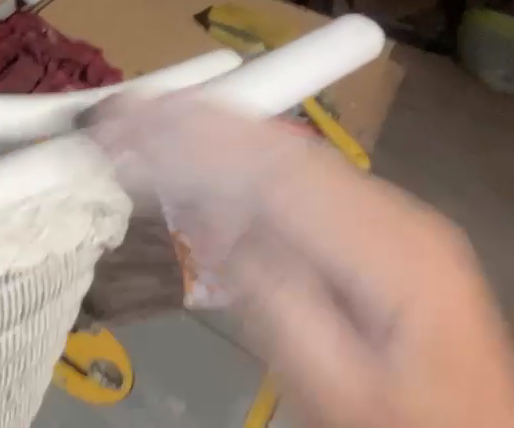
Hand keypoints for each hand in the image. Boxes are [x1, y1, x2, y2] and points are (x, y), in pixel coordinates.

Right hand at [89, 95, 513, 427]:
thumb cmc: (394, 424)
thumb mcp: (329, 380)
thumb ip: (273, 295)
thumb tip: (217, 220)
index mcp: (394, 254)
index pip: (275, 173)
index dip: (194, 143)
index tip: (130, 129)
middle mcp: (396, 215)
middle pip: (277, 148)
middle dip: (191, 124)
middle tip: (117, 116)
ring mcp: (388, 213)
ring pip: (282, 149)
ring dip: (205, 129)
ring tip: (137, 118)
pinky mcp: (371, 220)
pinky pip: (291, 169)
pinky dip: (231, 150)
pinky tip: (187, 144)